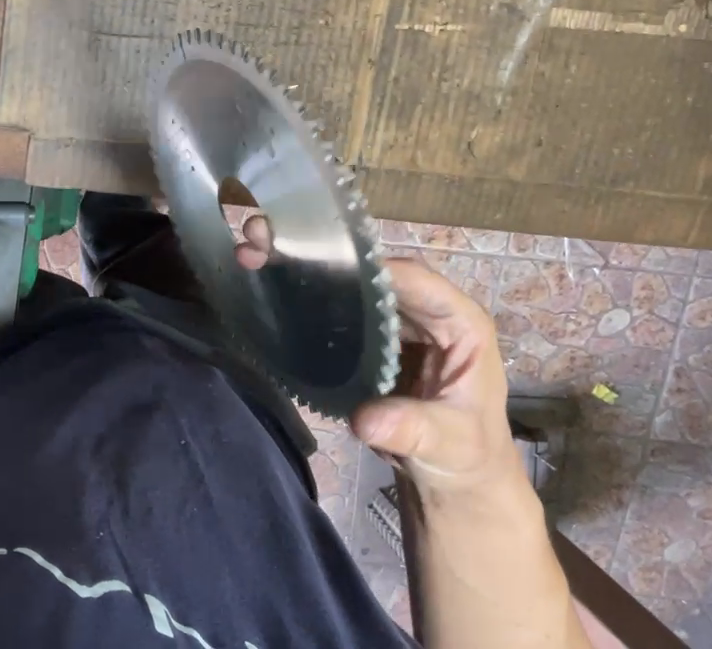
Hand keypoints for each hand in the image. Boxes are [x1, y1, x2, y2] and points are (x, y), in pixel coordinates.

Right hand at [237, 220, 520, 497]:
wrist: (450, 474)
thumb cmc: (465, 455)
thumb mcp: (449, 445)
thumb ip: (414, 429)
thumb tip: (367, 420)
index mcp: (456, 322)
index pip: (412, 279)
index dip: (363, 266)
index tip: (312, 259)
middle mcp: (418, 308)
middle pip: (364, 267)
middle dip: (312, 249)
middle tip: (261, 236)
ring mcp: (384, 317)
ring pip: (339, 277)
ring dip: (292, 260)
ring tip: (247, 250)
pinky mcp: (357, 331)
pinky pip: (324, 301)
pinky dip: (289, 287)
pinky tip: (254, 277)